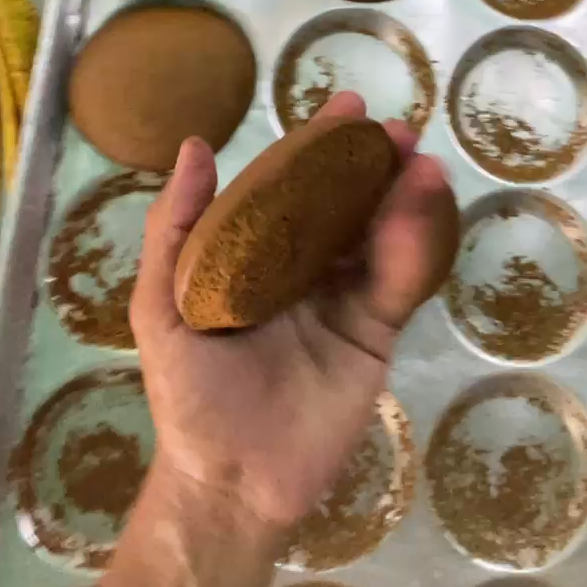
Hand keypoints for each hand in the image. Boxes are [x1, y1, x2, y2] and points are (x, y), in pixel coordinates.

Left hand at [129, 93, 453, 529]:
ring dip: (404, 194)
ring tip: (421, 161)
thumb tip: (194, 144)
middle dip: (373, 163)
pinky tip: (425, 210)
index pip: (293, 186)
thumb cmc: (190, 391)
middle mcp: (307, 265)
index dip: (319, 144)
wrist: (232, 479)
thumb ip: (175, 227)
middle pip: (347, 201)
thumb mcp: (162, 305)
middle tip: (396, 132)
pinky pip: (400, 280)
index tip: (347, 107)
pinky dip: (416, 244)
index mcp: (259, 253)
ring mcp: (345, 295)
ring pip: (381, 233)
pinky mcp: (377, 329)